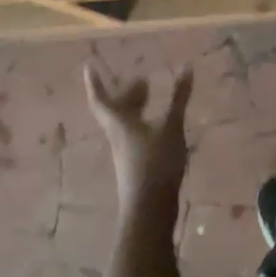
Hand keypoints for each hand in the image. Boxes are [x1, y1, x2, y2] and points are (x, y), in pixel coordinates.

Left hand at [85, 64, 193, 207]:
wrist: (148, 210)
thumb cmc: (156, 163)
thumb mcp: (171, 127)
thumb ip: (178, 98)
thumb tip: (186, 67)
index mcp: (120, 125)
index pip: (102, 100)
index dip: (95, 83)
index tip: (89, 66)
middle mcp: (117, 137)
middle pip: (115, 111)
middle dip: (125, 93)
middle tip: (140, 79)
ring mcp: (125, 153)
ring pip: (125, 124)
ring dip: (135, 108)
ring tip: (151, 96)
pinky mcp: (135, 165)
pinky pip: (135, 135)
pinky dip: (144, 123)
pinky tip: (159, 125)